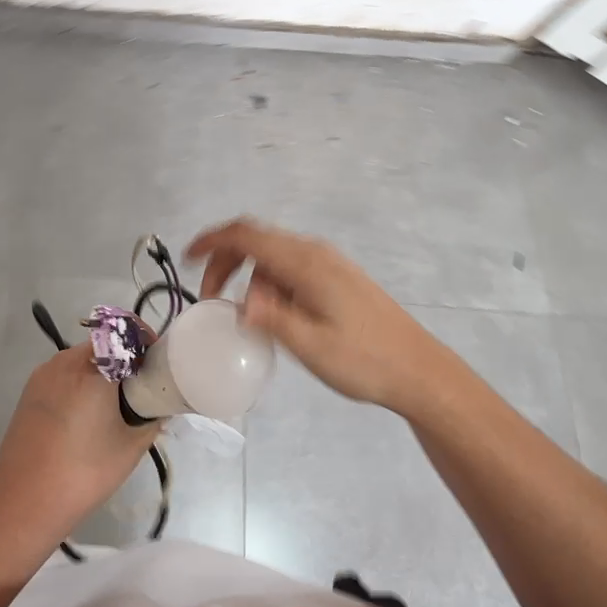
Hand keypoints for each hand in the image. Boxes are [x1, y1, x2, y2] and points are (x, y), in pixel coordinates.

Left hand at [0, 346, 159, 539]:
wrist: (22, 502)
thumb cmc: (83, 473)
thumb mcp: (130, 448)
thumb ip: (151, 421)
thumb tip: (160, 409)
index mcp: (93, 369)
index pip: (124, 332)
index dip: (143, 338)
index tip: (156, 361)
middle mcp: (65, 362)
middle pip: (102, 343)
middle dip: (124, 358)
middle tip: (140, 388)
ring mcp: (43, 375)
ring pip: (81, 359)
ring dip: (102, 370)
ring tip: (114, 405)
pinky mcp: (30, 391)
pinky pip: (63, 375)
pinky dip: (81, 383)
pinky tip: (87, 416)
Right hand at [190, 217, 443, 410]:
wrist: (419, 371)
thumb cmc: (365, 360)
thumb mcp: (310, 346)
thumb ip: (269, 318)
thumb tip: (237, 302)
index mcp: (305, 263)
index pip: (247, 235)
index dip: (212, 240)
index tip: (187, 258)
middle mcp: (315, 253)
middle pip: (257, 240)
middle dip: (225, 262)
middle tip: (212, 299)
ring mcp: (328, 263)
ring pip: (272, 255)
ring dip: (248, 277)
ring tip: (246, 318)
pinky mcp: (336, 277)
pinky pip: (289, 267)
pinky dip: (268, 282)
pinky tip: (273, 315)